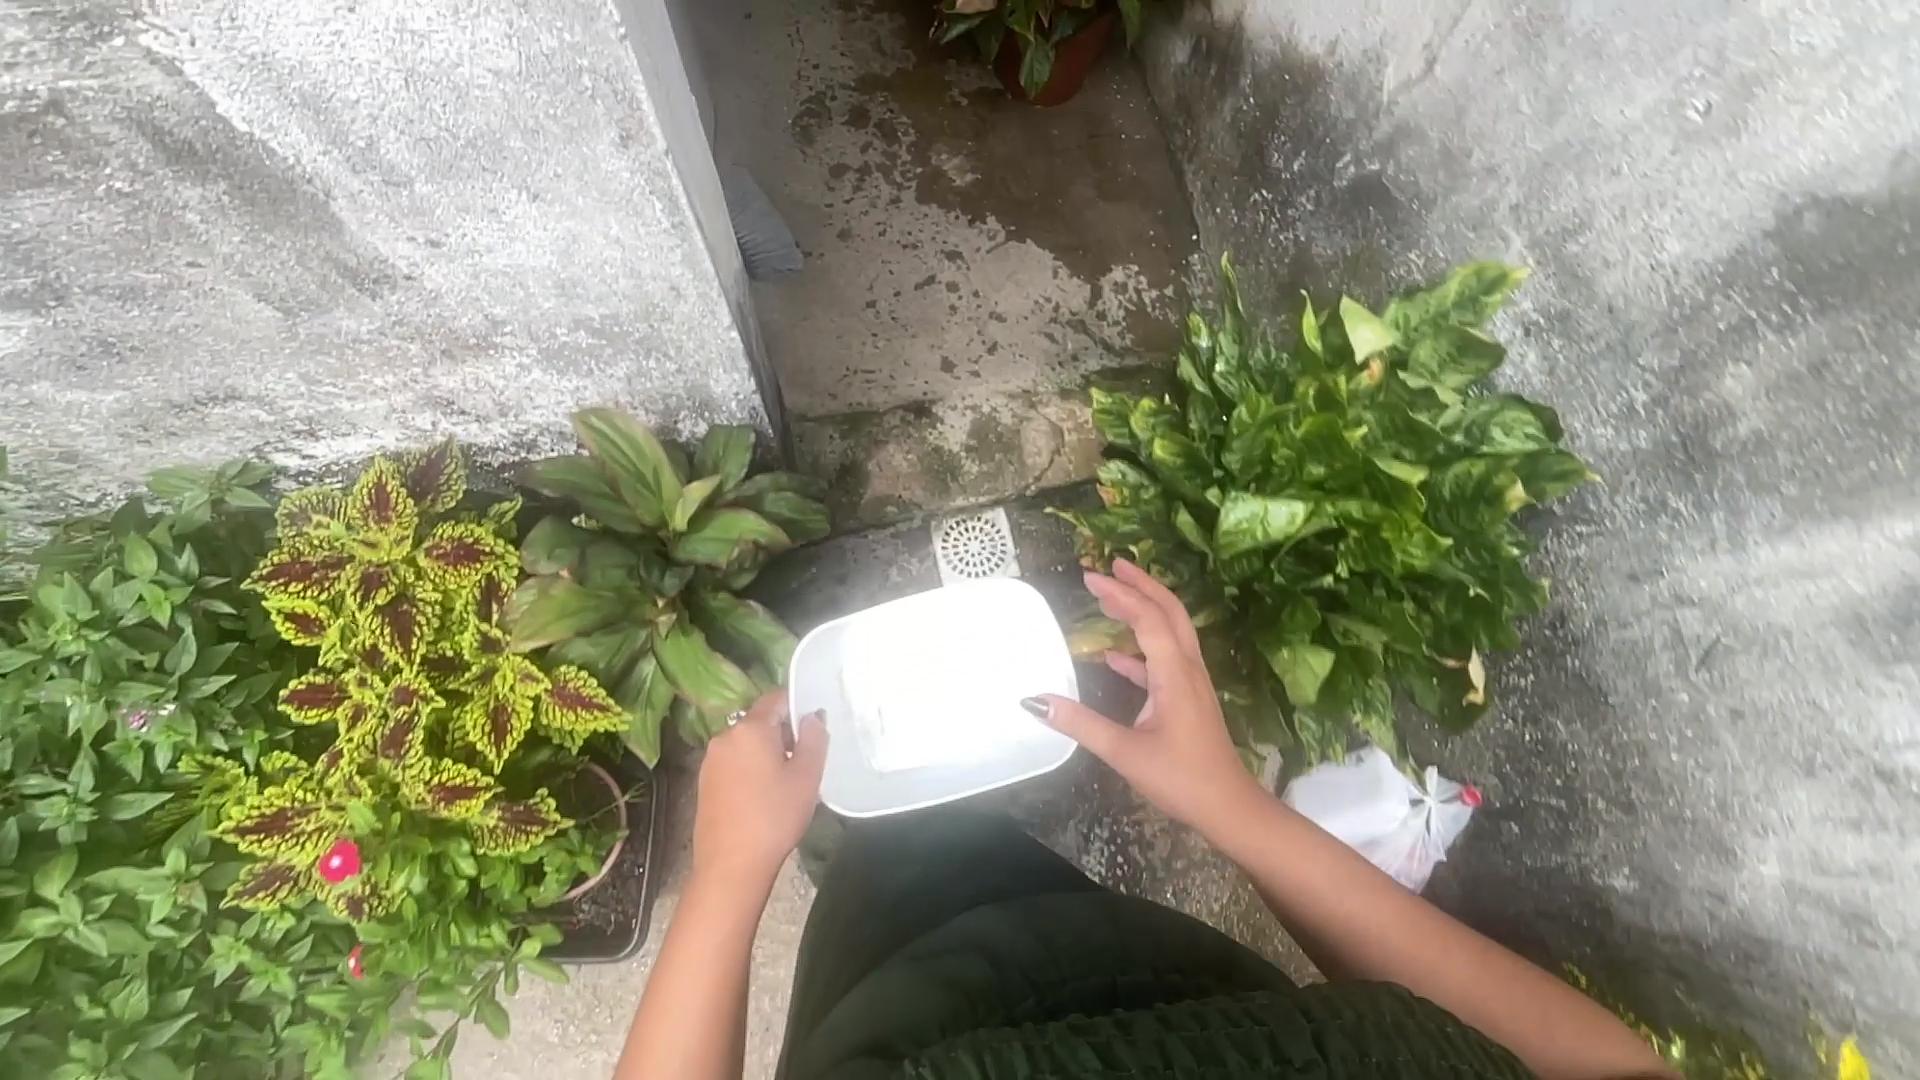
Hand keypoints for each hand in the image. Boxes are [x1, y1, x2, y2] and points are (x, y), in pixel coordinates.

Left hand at [691, 690, 827, 890]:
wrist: (731, 866)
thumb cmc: (774, 817)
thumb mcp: (807, 776)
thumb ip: (814, 738)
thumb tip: (812, 716)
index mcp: (750, 728)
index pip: (776, 698)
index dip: (798, 707)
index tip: (815, 728)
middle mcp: (725, 737)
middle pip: (760, 722)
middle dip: (784, 733)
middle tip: (805, 761)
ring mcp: (711, 761)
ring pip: (747, 744)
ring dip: (767, 753)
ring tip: (786, 782)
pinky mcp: (704, 783)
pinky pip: (734, 763)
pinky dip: (751, 769)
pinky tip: (763, 796)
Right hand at [1027, 560, 1263, 833]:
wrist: (1230, 808)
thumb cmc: (1182, 779)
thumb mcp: (1125, 753)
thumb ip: (1080, 724)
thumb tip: (1036, 701)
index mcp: (1175, 674)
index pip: (1148, 619)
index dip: (1120, 594)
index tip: (1090, 577)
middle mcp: (1188, 669)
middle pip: (1169, 612)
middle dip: (1141, 584)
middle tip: (1111, 565)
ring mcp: (1191, 683)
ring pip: (1172, 630)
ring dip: (1144, 608)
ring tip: (1112, 597)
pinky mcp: (1188, 698)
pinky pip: (1165, 658)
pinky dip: (1141, 647)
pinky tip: (1114, 657)